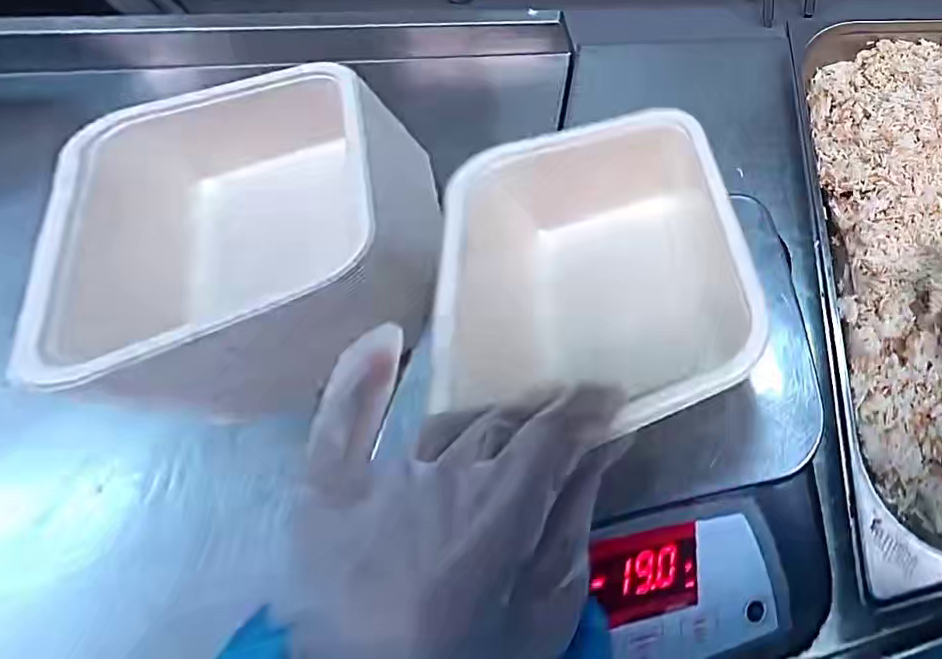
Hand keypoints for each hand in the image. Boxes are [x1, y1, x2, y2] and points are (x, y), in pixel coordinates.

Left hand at [278, 324, 631, 658]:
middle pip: (509, 419)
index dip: (592, 407)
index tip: (613, 401)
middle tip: (571, 418)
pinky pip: (341, 434)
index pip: (558, 429)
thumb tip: (607, 445)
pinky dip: (358, 385)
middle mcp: (446, 482)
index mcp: (504, 507)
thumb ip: (576, 513)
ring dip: (493, 417)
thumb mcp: (550, 600)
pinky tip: (382, 340)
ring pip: (455, 424)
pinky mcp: (328, 507)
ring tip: (515, 422)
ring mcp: (383, 490)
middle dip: (549, 412)